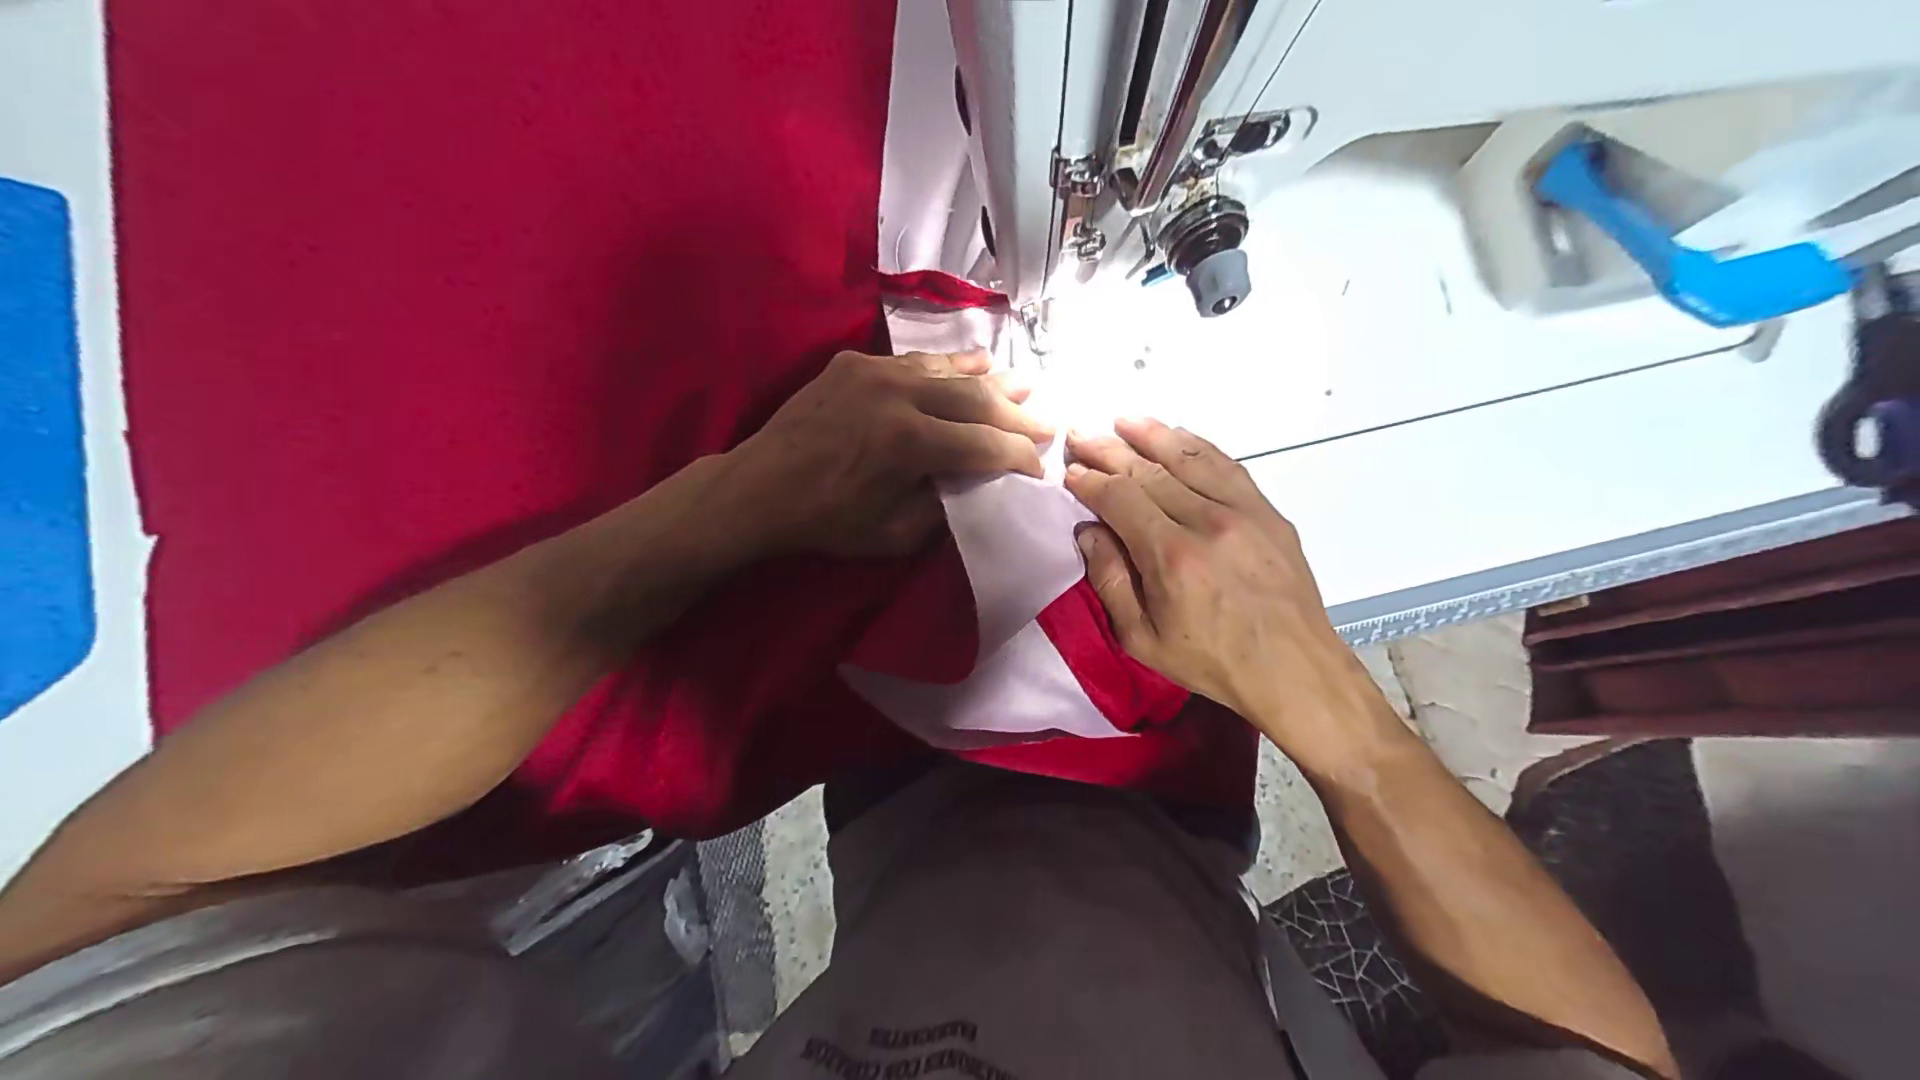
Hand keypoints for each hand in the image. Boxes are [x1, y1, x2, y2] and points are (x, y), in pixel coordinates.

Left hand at [727, 348, 1051, 556]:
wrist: (760, 488)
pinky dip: (949, 366)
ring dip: (991, 381)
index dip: (1020, 457)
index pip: (986, 444)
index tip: (1040, 468)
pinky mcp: (855, 363)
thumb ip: (945, 506)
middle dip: (1017, 416)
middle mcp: (899, 395)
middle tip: (1046, 426)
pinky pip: (915, 362)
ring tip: (1023, 384)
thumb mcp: (894, 535)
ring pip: (950, 371)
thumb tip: (979, 483)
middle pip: (977, 399)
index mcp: (910, 443)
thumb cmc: (827, 521)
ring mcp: (876, 371)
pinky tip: (974, 363)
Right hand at [1065, 418, 1401, 773]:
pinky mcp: (1268, 512)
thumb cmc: (1211, 661)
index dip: (1090, 480)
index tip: (1070, 471)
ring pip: (1188, 458)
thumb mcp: (1141, 638)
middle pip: (1148, 470)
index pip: (1120, 497)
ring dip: (1151, 435)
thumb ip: (1110, 580)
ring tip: (1122, 421)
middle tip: (1081, 435)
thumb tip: (1089, 531)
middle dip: (1108, 450)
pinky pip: (1227, 466)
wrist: (1293, 669)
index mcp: (1171, 556)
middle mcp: (1207, 522)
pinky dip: (1197, 446)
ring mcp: (1243, 512)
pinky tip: (1176, 436)